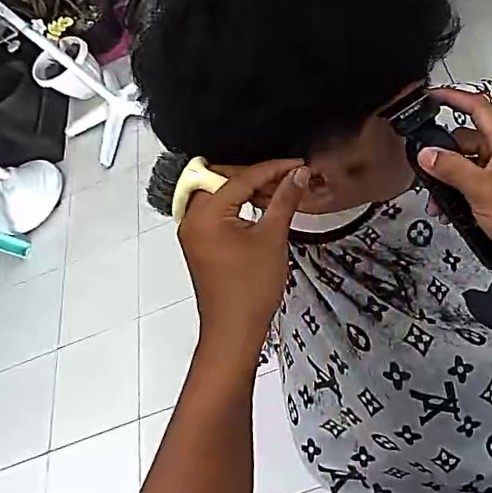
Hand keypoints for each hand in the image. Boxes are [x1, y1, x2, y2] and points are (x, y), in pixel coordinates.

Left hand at [176, 159, 306, 349]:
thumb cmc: (250, 289)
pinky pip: (218, 210)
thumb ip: (285, 199)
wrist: (235, 328)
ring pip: (220, 193)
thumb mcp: (273, 237)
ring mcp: (194, 231)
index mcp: (206, 215)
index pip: (241, 178)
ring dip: (249, 188)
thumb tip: (298, 175)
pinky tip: (264, 206)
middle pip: (224, 179)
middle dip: (257, 174)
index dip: (273, 168)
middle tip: (288, 175)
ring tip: (280, 190)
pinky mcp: (202, 242)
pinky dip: (240, 204)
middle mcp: (193, 219)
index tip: (297, 164)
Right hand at [414, 87, 491, 275]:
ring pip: (469, 164)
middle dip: (445, 154)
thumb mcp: (480, 190)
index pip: (478, 107)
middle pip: (468, 139)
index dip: (453, 98)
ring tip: (439, 199)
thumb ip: (451, 168)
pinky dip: (461, 192)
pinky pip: (476, 182)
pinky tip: (453, 210)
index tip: (432, 96)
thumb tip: (429, 154)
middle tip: (427, 168)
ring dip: (451, 178)